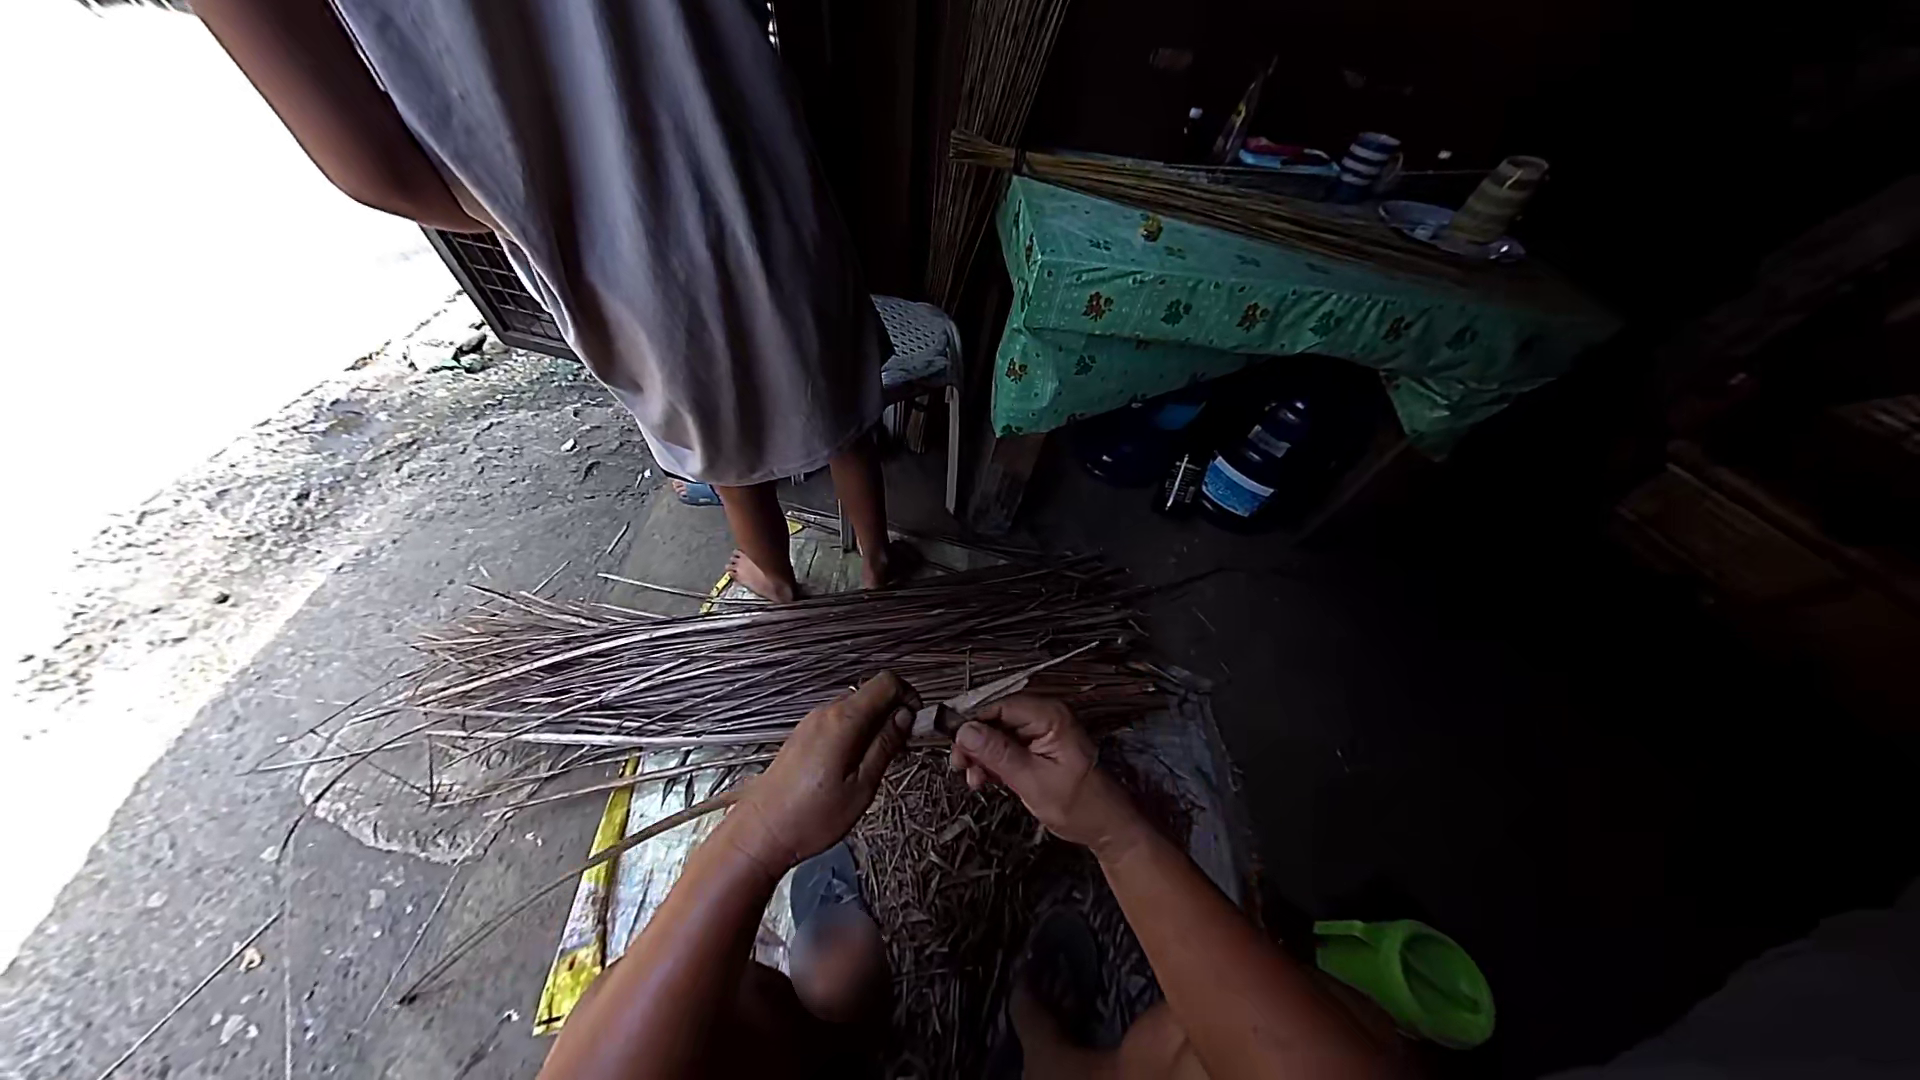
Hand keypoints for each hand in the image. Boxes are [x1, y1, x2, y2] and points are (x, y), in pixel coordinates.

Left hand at [724, 671, 918, 875]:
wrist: (759, 833)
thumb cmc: (811, 817)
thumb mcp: (862, 787)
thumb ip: (885, 746)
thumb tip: (905, 717)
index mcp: (844, 720)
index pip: (886, 682)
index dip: (908, 696)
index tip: (914, 722)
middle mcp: (826, 712)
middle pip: (871, 693)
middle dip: (893, 713)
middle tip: (901, 748)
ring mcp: (812, 722)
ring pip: (856, 708)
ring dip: (875, 725)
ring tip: (878, 762)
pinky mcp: (804, 735)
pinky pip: (839, 721)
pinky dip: (856, 732)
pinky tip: (854, 764)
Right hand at [949, 695, 1142, 855]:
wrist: (1105, 826)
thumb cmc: (1080, 805)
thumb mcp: (1033, 781)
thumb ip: (998, 754)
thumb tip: (966, 731)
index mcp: (1050, 715)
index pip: (1000, 705)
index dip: (972, 721)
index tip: (953, 742)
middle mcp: (1044, 716)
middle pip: (995, 718)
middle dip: (974, 742)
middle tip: (960, 765)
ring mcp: (1040, 731)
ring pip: (996, 733)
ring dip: (981, 755)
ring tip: (974, 779)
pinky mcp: (1035, 746)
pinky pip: (1005, 746)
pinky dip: (992, 762)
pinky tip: (985, 778)